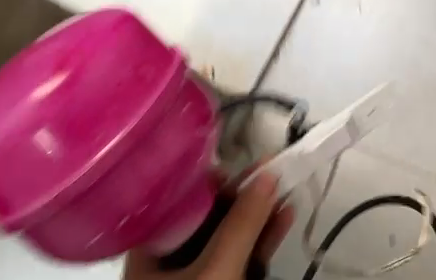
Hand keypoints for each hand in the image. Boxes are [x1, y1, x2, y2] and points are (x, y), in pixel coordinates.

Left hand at [123, 173, 295, 279]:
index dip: (212, 182)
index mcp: (148, 257)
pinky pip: (239, 257)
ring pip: (228, 237)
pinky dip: (261, 240)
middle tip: (274, 174)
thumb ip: (243, 223)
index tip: (244, 166)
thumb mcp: (217, 272)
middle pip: (208, 218)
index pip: (178, 203)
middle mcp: (165, 266)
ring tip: (286, 192)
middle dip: (244, 197)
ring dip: (259, 215)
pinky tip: (284, 219)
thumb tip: (268, 173)